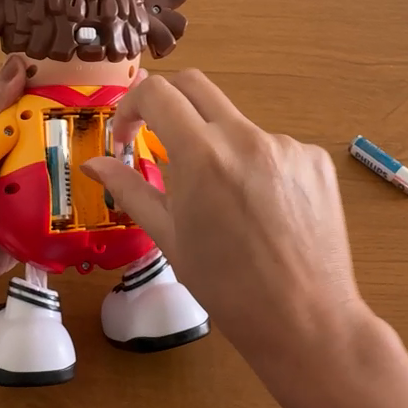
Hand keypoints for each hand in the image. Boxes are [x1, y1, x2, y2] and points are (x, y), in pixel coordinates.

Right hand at [84, 69, 368, 362]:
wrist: (306, 322)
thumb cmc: (227, 289)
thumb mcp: (170, 238)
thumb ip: (130, 190)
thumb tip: (92, 163)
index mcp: (202, 155)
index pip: (157, 92)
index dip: (131, 105)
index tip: (127, 135)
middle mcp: (245, 136)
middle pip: (196, 85)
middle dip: (168, 102)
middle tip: (160, 136)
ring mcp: (286, 144)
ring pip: (236, 124)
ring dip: (217, 145)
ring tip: (224, 203)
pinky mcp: (314, 158)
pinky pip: (273, 147)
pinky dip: (256, 167)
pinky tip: (263, 211)